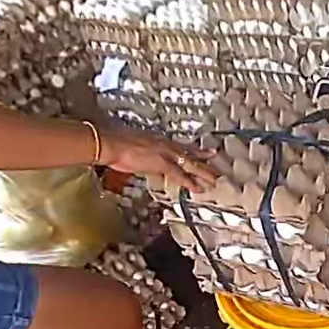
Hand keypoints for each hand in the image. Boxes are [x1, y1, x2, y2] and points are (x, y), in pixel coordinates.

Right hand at [98, 131, 215, 192]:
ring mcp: (165, 153)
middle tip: (219, 170)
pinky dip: (189, 182)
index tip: (207, 153)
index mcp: (159, 140)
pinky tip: (198, 189)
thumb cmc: (116, 144)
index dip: (196, 151)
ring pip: (190, 164)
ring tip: (216, 181)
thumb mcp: (136, 147)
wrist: (109, 143)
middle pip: (191, 155)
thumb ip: (147, 154)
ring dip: (204, 173)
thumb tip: (149, 162)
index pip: (182, 146)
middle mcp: (165, 144)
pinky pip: (179, 174)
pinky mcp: (161, 163)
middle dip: (206, 163)